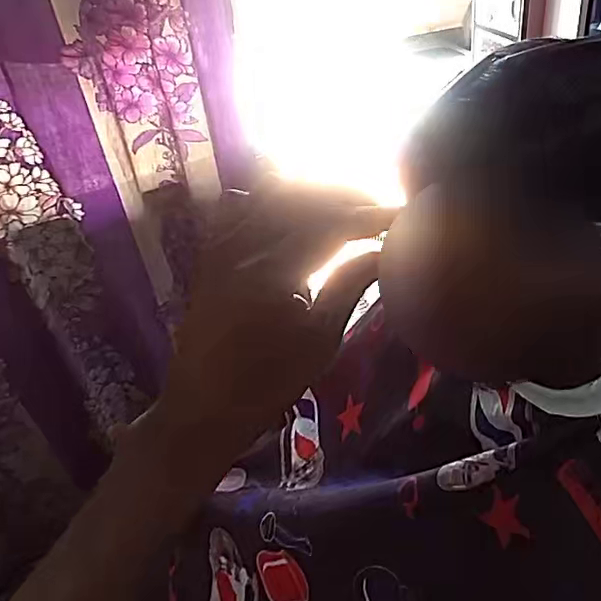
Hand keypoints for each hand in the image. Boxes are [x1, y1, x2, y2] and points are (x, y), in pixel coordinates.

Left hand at [153, 183, 390, 473]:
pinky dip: (277, 198)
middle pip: (303, 199)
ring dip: (315, 195)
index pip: (331, 226)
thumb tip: (381, 252)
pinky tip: (299, 206)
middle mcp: (245, 246)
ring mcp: (224, 244)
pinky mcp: (215, 249)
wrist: (201, 406)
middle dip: (347, 198)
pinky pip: (246, 205)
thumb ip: (348, 287)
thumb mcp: (318, 344)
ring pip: (273, 194)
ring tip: (346, 206)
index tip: (400, 215)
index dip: (369, 216)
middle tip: (378, 209)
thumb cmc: (265, 385)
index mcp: (272, 273)